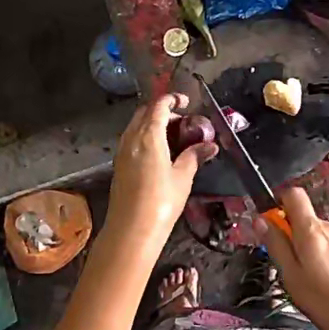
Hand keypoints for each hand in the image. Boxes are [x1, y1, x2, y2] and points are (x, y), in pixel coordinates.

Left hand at [107, 93, 217, 236]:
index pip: (158, 106)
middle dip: (162, 111)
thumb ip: (194, 156)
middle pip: (144, 113)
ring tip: (173, 136)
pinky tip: (159, 152)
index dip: (172, 99)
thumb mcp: (183, 177)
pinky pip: (131, 140)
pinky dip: (145, 136)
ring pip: (136, 126)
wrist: (131, 230)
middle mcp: (131, 138)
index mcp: (148, 136)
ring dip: (152, 123)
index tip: (185, 101)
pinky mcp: (118, 165)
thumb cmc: (161, 202)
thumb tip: (210, 145)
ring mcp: (122, 151)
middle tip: (182, 121)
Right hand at [261, 187, 328, 329]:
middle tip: (285, 264)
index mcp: (311, 230)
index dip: (277, 203)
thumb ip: (275, 244)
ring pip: (314, 234)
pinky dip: (318, 258)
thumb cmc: (328, 302)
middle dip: (289, 234)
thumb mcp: (291, 275)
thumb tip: (261, 221)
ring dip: (304, 250)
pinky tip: (321, 284)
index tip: (270, 225)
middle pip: (302, 217)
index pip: (293, 194)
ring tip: (305, 279)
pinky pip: (327, 246)